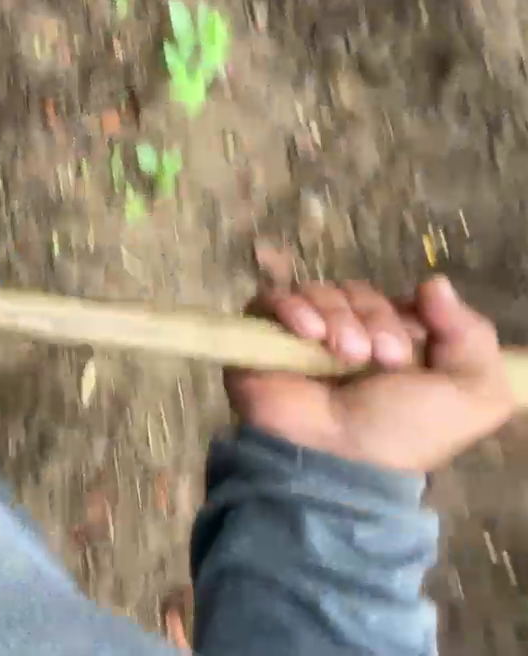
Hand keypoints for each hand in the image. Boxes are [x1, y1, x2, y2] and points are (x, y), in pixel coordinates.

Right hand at [229, 277, 513, 472]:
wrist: (337, 450)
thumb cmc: (404, 426)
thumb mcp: (472, 392)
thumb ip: (470, 335)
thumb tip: (433, 281)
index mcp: (394, 338)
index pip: (395, 298)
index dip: (405, 316)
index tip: (408, 355)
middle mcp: (347, 328)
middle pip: (357, 291)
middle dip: (372, 320)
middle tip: (376, 359)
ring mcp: (300, 328)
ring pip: (318, 290)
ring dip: (336, 317)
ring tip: (342, 354)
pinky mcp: (260, 328)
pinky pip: (273, 297)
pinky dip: (293, 308)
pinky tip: (307, 332)